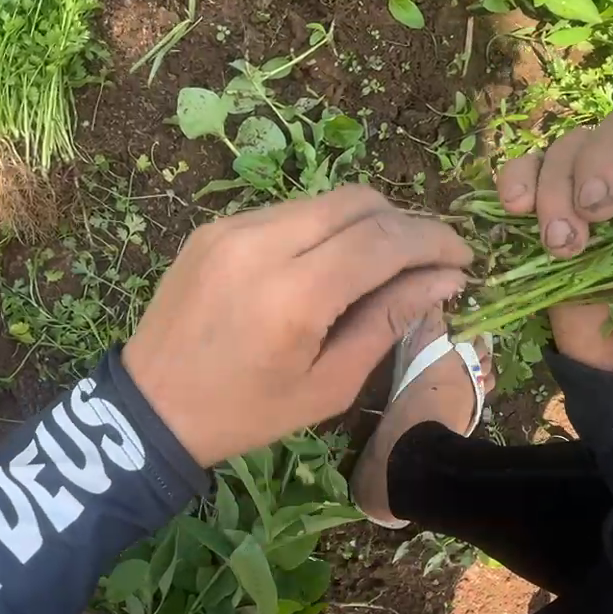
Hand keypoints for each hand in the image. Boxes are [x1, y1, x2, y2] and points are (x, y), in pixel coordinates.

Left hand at [123, 186, 470, 466]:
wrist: (148, 406)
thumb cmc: (243, 413)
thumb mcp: (326, 386)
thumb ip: (387, 322)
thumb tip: (445, 279)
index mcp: (292, 295)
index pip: (384, 239)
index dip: (435, 240)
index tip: (464, 259)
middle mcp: (260, 243)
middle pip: (358, 200)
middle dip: (405, 223)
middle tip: (427, 261)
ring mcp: (230, 227)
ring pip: (323, 201)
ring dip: (364, 224)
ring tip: (379, 265)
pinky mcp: (212, 226)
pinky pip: (286, 212)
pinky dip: (320, 229)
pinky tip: (324, 266)